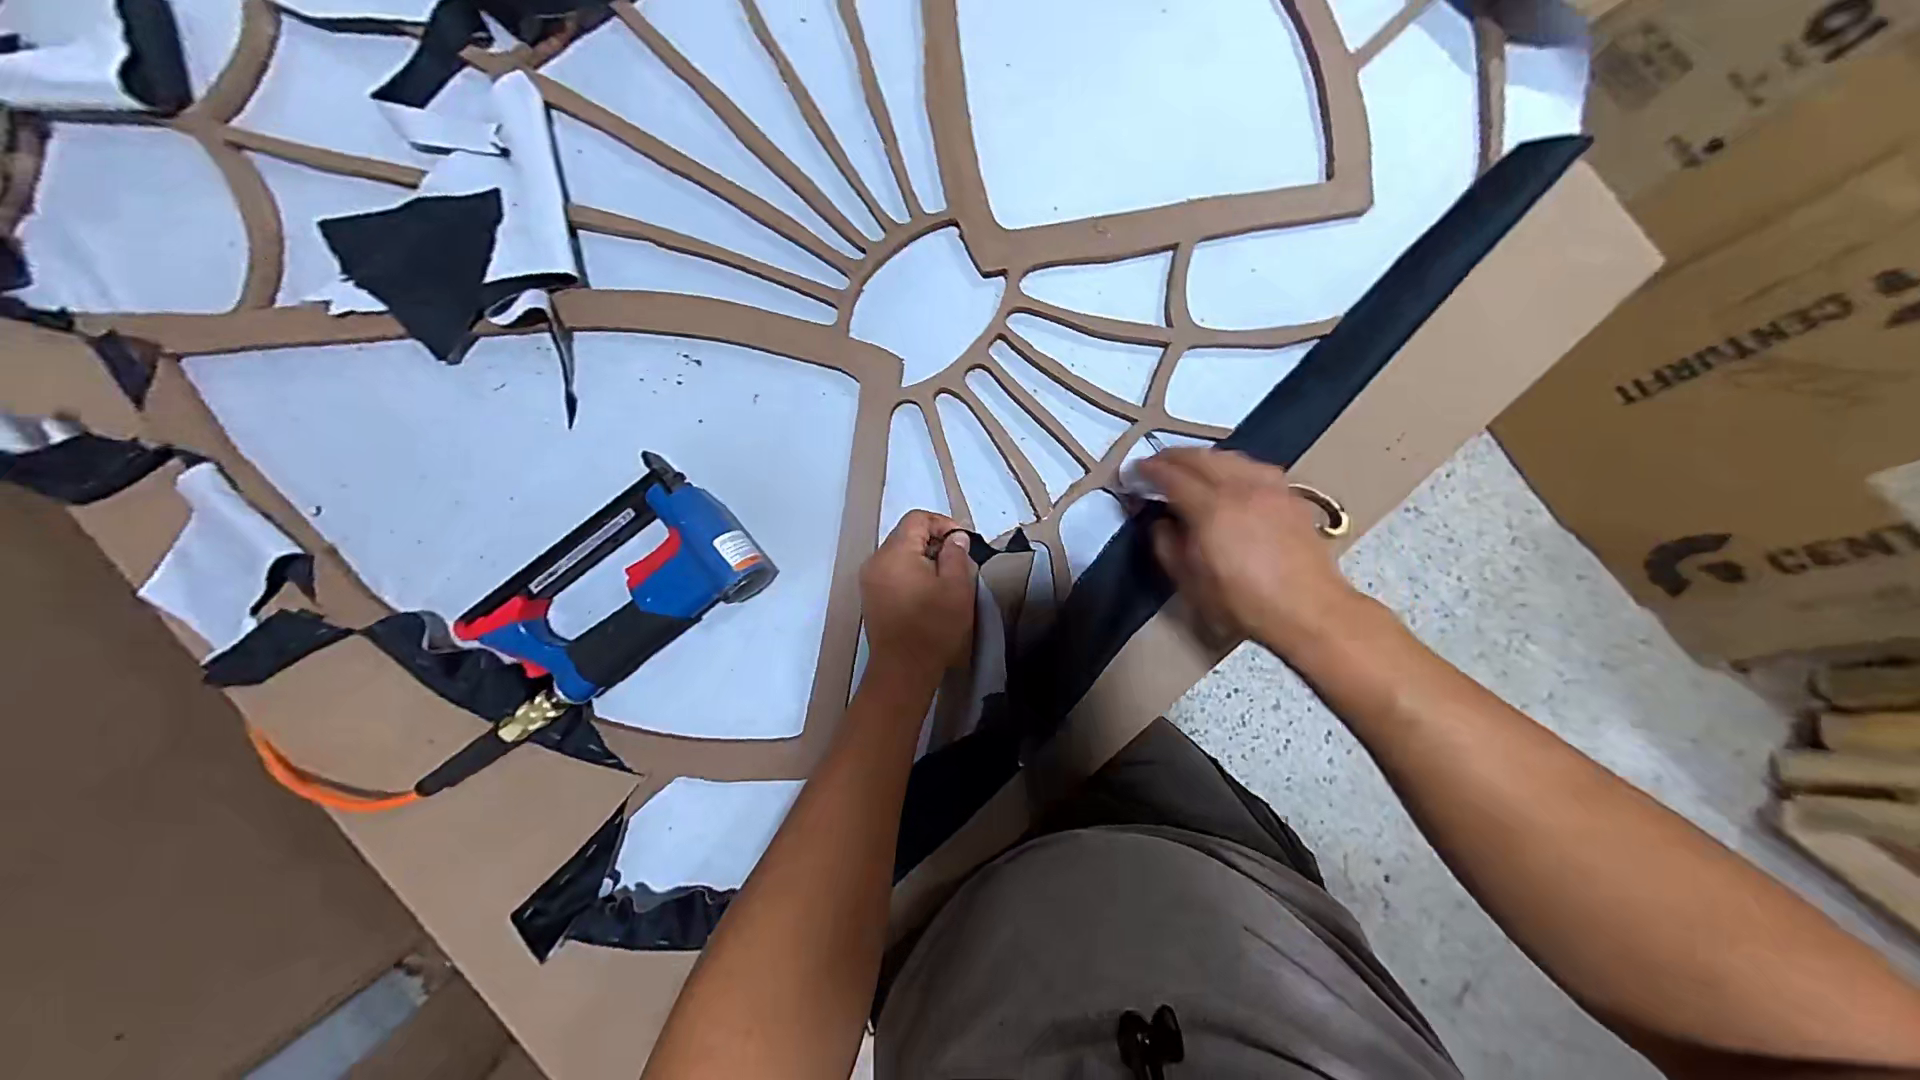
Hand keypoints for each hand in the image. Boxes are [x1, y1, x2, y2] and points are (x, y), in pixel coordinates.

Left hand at [860, 510, 977, 680]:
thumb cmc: (932, 628)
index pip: (917, 519)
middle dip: (934, 541)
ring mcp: (870, 580)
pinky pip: (892, 571)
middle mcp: (876, 561)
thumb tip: (955, 538)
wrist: (904, 670)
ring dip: (924, 557)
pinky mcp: (871, 596)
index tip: (962, 542)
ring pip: (899, 553)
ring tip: (946, 577)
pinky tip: (929, 591)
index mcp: (894, 553)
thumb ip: (957, 554)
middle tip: (958, 560)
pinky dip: (911, 572)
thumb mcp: (957, 587)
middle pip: (906, 534)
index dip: (943, 524)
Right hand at [1139, 448, 1365, 655]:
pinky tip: (1228, 477)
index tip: (1135, 472)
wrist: (1308, 609)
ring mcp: (1270, 487)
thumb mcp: (1189, 581)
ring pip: (1229, 456)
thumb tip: (1160, 521)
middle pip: (1200, 456)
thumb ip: (1166, 544)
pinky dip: (1231, 465)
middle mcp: (1241, 487)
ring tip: (1188, 467)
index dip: (1149, 471)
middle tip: (1156, 465)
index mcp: (1211, 508)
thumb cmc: (1242, 602)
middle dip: (1173, 456)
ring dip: (1202, 457)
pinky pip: (1253, 467)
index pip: (1172, 476)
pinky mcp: (1290, 495)